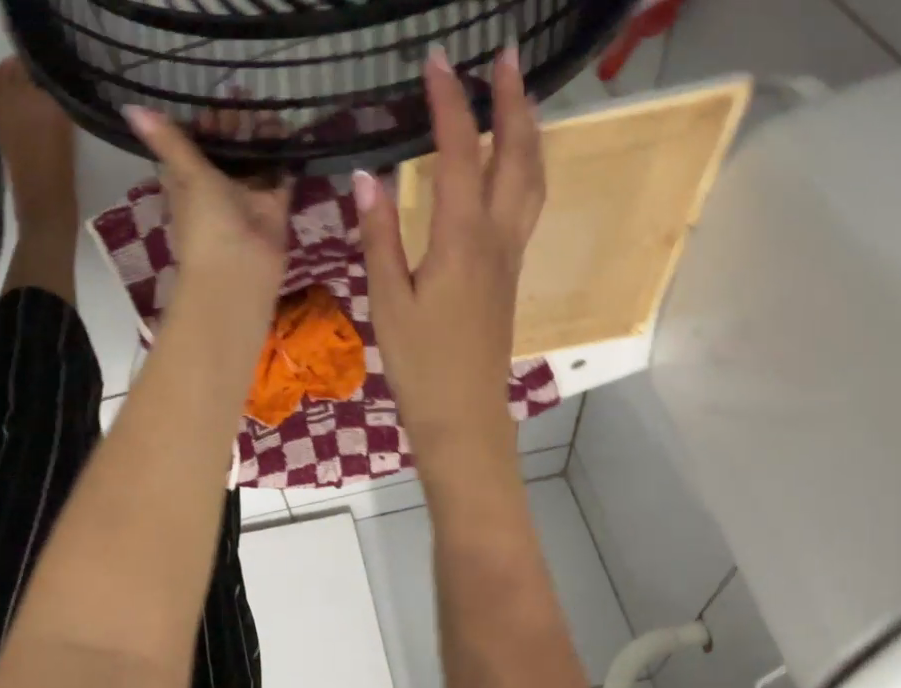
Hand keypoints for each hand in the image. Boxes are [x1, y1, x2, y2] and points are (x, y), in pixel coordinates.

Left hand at [124, 105, 293, 318]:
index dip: (202, 123)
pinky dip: (286, 155)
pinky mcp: (273, 206)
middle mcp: (216, 188)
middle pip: (226, 149)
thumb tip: (129, 108)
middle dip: (236, 125)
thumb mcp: (187, 174)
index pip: (192, 145)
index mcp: (187, 182)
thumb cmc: (206, 223)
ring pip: (255, 159)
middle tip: (246, 98)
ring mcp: (246, 198)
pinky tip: (291, 130)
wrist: (240, 270)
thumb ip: (169, 140)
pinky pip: (281, 175)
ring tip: (270, 110)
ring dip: (261, 136)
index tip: (215, 100)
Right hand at [353, 45, 544, 455]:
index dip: (449, 104)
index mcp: (462, 240)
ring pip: (532, 180)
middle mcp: (497, 238)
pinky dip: (524, 168)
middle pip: (516, 156)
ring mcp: (510, 257)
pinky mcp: (509, 275)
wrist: (464, 415)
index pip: (460, 155)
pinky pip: (527, 205)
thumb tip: (369, 176)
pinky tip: (510, 167)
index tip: (438, 61)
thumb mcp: (388, 302)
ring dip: (528, 132)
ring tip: (517, 99)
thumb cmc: (420, 365)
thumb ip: (380, 238)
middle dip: (511, 101)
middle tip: (501, 58)